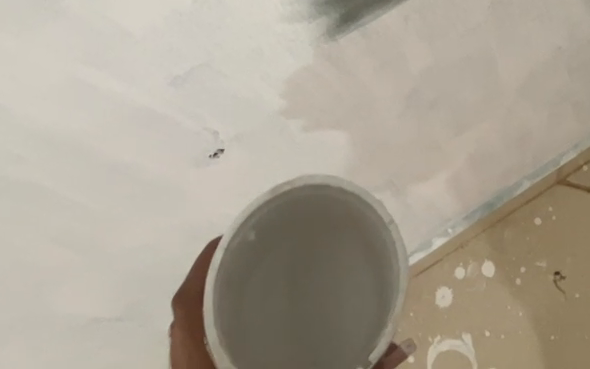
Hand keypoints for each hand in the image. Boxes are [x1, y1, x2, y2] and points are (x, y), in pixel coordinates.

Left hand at [170, 238, 412, 368]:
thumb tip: (405, 345)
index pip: (186, 308)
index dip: (202, 266)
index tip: (232, 234)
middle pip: (183, 318)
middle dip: (211, 280)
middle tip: (252, 253)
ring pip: (185, 341)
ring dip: (208, 310)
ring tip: (247, 282)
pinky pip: (194, 358)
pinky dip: (210, 337)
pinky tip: (241, 334)